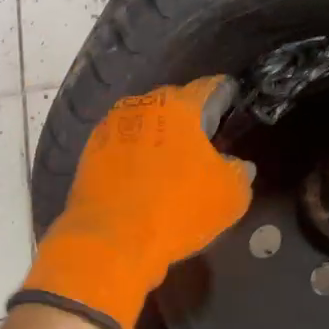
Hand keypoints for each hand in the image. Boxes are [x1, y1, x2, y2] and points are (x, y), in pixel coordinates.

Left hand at [12, 76, 252, 328]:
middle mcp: (140, 106)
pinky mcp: (88, 157)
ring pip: (144, 127)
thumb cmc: (178, 209)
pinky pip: (122, 152)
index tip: (233, 106)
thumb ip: (239, 172)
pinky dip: (135, 161)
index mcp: (177, 105)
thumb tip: (237, 165)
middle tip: (204, 143)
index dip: (226, 96)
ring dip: (158, 140)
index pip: (211, 87)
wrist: (111, 241)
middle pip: (173, 105)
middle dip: (189, 120)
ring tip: (172, 165)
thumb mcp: (230, 195)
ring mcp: (108, 130)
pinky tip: (143, 184)